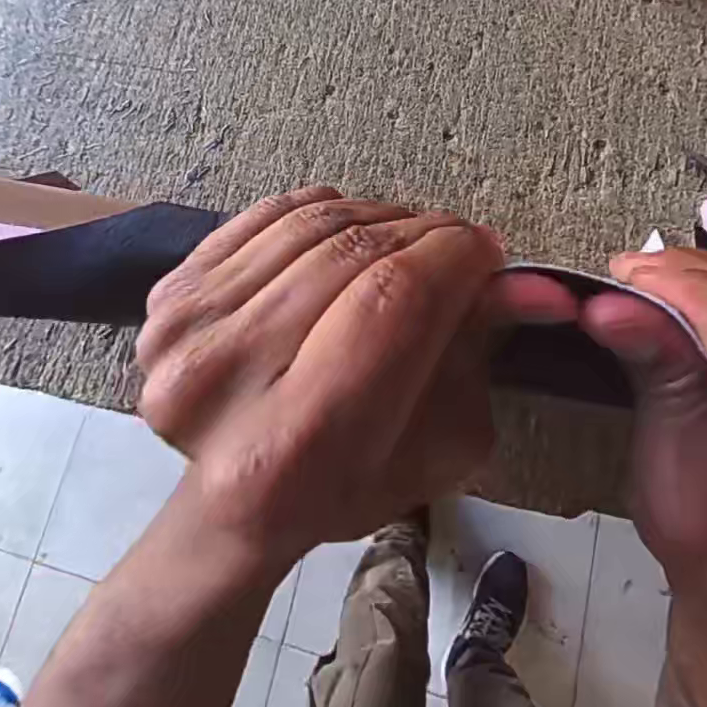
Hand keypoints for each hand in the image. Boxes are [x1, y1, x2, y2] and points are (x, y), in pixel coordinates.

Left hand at [135, 187, 506, 566]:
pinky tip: (352, 226)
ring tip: (410, 234)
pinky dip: (325, 209)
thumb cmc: (346, 486)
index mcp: (296, 440)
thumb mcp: (436, 440)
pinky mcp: (167, 294)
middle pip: (353, 254)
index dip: (454, 258)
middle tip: (455, 241)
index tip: (488, 251)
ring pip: (314, 223)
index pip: (394, 298)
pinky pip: (271, 214)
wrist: (236, 498)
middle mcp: (222, 380)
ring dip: (380, 214)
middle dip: (425, 233)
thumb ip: (480, 349)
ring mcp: (181, 331)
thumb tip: (539, 284)